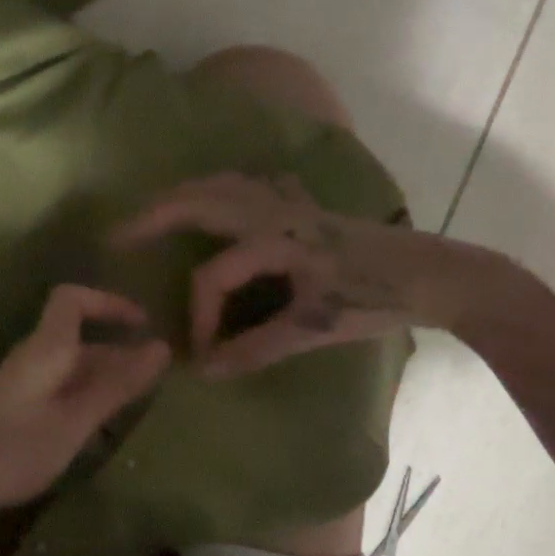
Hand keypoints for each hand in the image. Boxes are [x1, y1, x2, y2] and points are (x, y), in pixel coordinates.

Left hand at [0, 285, 171, 555]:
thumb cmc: (13, 450)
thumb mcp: (74, 421)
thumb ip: (116, 386)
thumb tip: (161, 347)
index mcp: (44, 349)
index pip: (72, 299)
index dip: (108, 302)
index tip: (143, 325)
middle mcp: (30, 358)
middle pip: (77, 339)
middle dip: (117, 353)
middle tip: (157, 381)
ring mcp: (18, 386)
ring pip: (69, 368)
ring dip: (103, 380)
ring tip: (137, 407)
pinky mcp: (11, 411)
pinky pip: (57, 391)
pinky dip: (84, 400)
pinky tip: (97, 429)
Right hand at [113, 172, 500, 378]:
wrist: (437, 274)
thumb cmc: (376, 302)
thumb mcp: (314, 331)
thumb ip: (256, 349)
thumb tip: (205, 371)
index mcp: (276, 241)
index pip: (213, 276)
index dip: (198, 318)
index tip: (198, 355)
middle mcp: (275, 212)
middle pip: (200, 200)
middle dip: (154, 215)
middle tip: (117, 233)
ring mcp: (291, 202)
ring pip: (224, 184)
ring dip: (184, 195)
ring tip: (154, 213)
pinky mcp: (307, 205)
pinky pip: (254, 184)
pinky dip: (227, 187)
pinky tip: (223, 200)